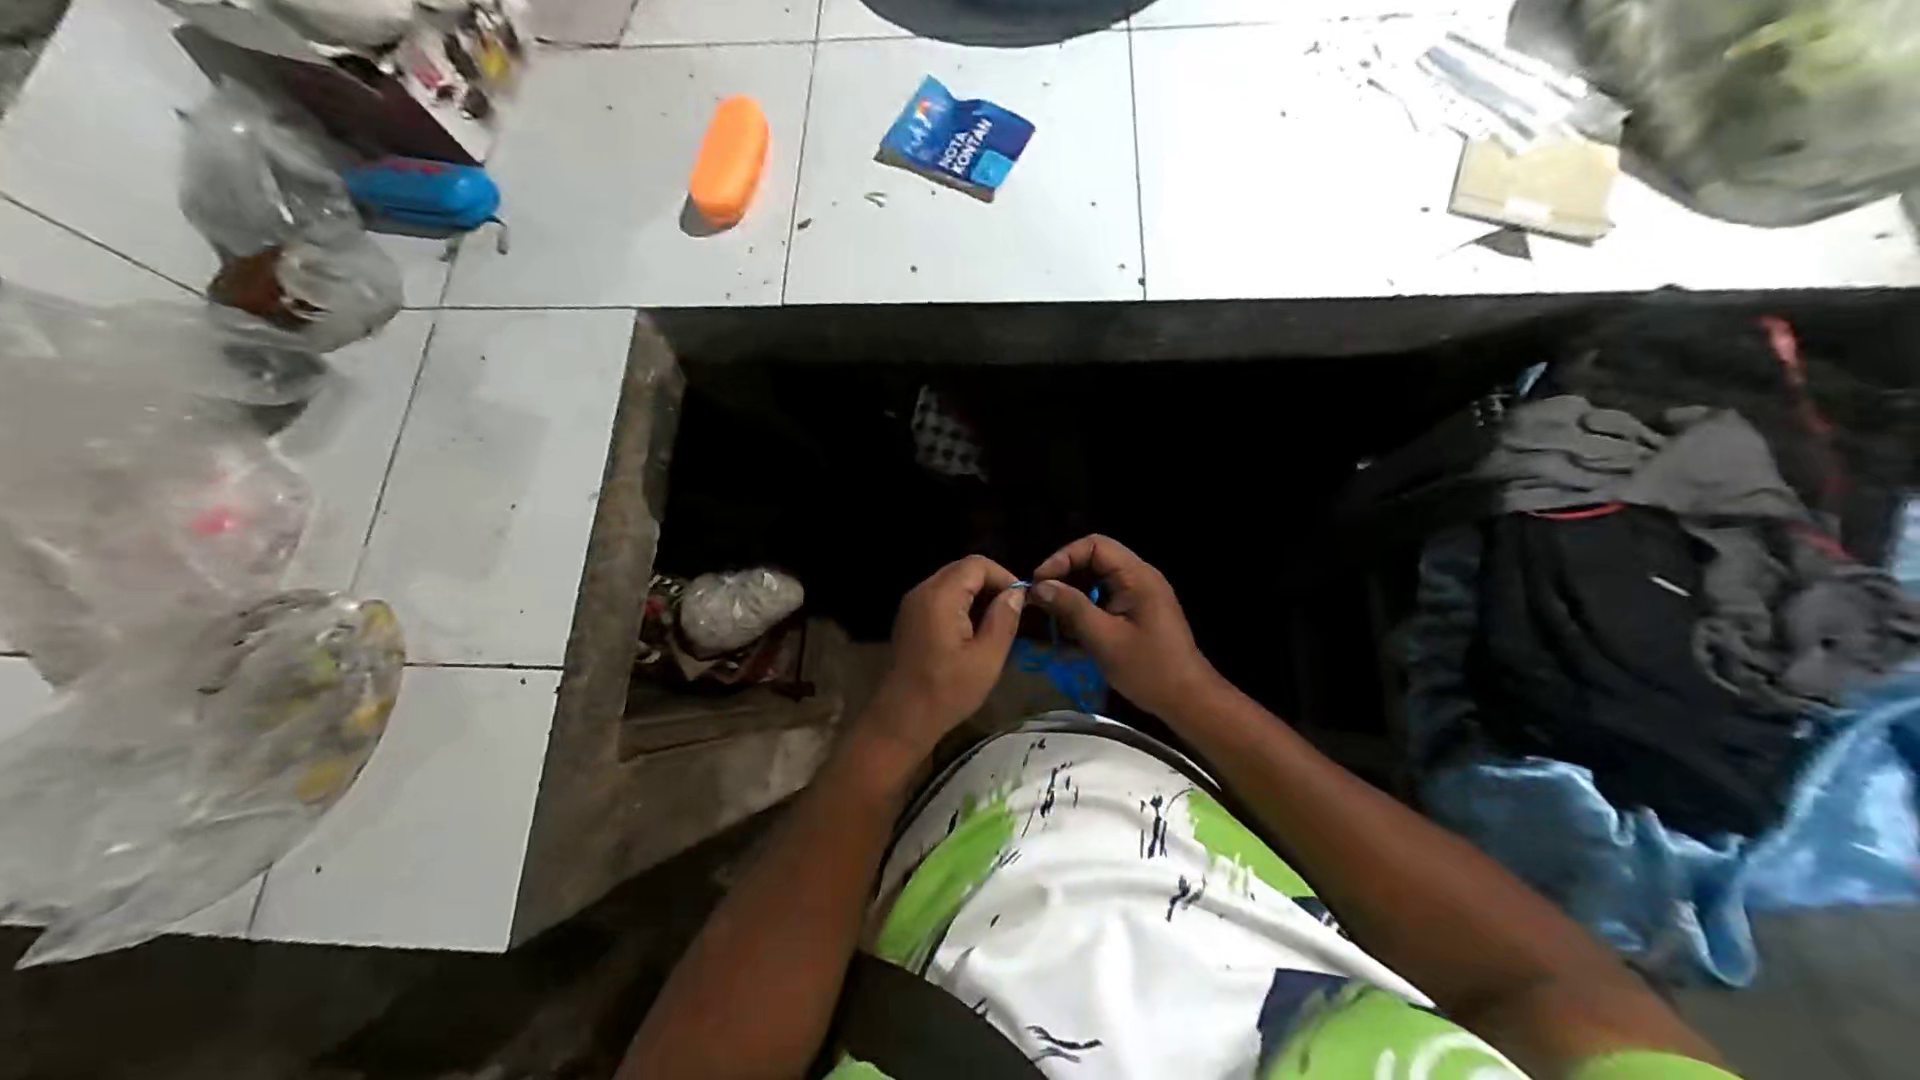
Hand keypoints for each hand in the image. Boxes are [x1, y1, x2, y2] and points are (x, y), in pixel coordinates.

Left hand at [858, 555, 1025, 762]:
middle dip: (991, 584)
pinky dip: (960, 603)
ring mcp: (912, 604)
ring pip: (951, 582)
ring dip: (976, 594)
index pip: (976, 564)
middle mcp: (922, 591)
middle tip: (1012, 611)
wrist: (901, 718)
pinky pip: (939, 597)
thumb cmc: (947, 691)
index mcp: (940, 596)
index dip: (1004, 576)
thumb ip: (1004, 619)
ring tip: (997, 621)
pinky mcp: (909, 618)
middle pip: (962, 569)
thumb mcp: (987, 658)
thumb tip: (1016, 593)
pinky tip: (974, 629)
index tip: (1022, 601)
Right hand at [1030, 535, 1224, 720]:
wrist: (1186, 698)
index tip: (1041, 582)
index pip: (1094, 545)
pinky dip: (1085, 606)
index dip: (1063, 558)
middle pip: (1094, 558)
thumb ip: (1071, 607)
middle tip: (1042, 600)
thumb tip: (1039, 586)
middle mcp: (1140, 576)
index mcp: (1137, 576)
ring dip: (1073, 593)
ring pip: (1096, 578)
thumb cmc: (1147, 668)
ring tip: (1055, 617)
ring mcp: (1139, 593)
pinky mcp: (1137, 609)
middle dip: (1065, 576)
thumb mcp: (1103, 638)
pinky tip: (1073, 629)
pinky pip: (1104, 595)